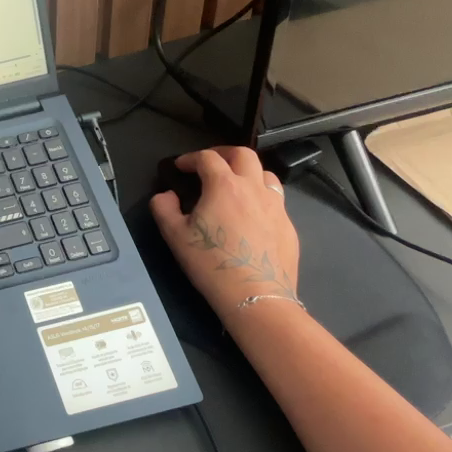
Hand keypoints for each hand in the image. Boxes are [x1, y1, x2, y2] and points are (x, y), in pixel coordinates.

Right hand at [150, 147, 299, 314]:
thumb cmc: (212, 264)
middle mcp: (254, 190)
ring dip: (247, 173)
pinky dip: (260, 199)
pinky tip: (250, 217)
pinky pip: (276, 202)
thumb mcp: (173, 235)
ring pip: (266, 175)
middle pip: (244, 154)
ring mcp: (276, 208)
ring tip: (234, 186)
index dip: (190, 158)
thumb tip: (166, 196)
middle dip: (224, 153)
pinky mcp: (289, 228)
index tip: (181, 167)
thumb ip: (163, 207)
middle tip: (210, 163)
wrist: (256, 298)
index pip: (207, 157)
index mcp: (224, 187)